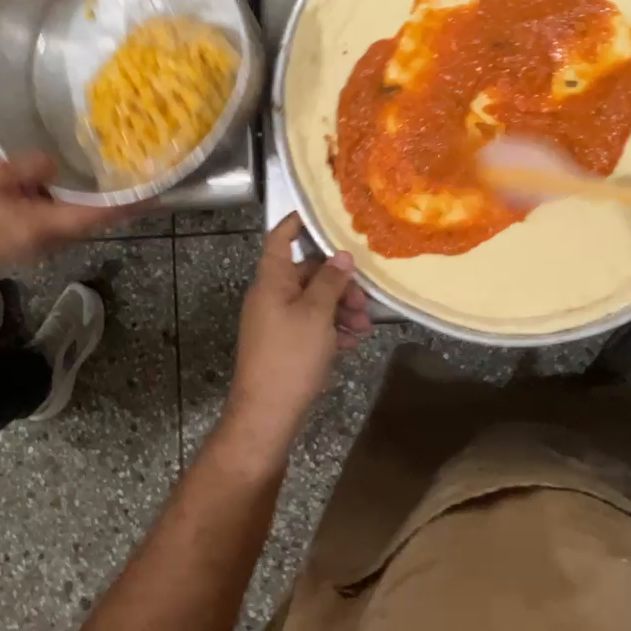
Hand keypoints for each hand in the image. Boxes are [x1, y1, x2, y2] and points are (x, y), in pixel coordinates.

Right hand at [0, 154, 130, 279]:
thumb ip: (30, 168)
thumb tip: (57, 163)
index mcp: (44, 226)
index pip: (98, 215)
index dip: (129, 206)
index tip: (157, 196)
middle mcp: (45, 243)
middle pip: (88, 221)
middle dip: (111, 202)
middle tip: (133, 177)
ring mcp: (30, 249)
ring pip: (69, 223)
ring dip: (85, 203)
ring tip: (101, 176)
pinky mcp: (15, 248)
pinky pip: (50, 225)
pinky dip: (61, 206)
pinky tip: (55, 186)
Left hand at [224, 214, 371, 451]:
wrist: (266, 415)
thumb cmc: (290, 357)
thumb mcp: (316, 315)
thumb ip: (330, 281)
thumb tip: (341, 255)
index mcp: (271, 280)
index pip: (281, 238)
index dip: (298, 222)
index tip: (324, 216)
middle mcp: (270, 295)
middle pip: (306, 272)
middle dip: (339, 282)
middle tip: (364, 301)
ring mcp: (275, 321)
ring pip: (313, 301)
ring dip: (340, 308)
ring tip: (363, 327)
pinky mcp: (283, 344)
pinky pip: (310, 324)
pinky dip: (331, 328)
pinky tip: (351, 343)